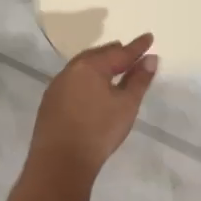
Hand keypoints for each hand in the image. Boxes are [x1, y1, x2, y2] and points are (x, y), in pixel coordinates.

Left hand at [28, 34, 158, 180]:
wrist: (60, 163)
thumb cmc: (99, 130)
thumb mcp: (127, 104)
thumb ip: (139, 79)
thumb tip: (150, 59)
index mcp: (90, 66)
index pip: (120, 52)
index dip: (137, 46)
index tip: (149, 37)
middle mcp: (70, 70)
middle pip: (98, 56)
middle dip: (116, 53)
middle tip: (131, 53)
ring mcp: (56, 87)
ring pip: (83, 68)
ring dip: (100, 66)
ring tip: (115, 69)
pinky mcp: (50, 103)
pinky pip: (74, 81)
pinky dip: (88, 79)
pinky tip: (94, 90)